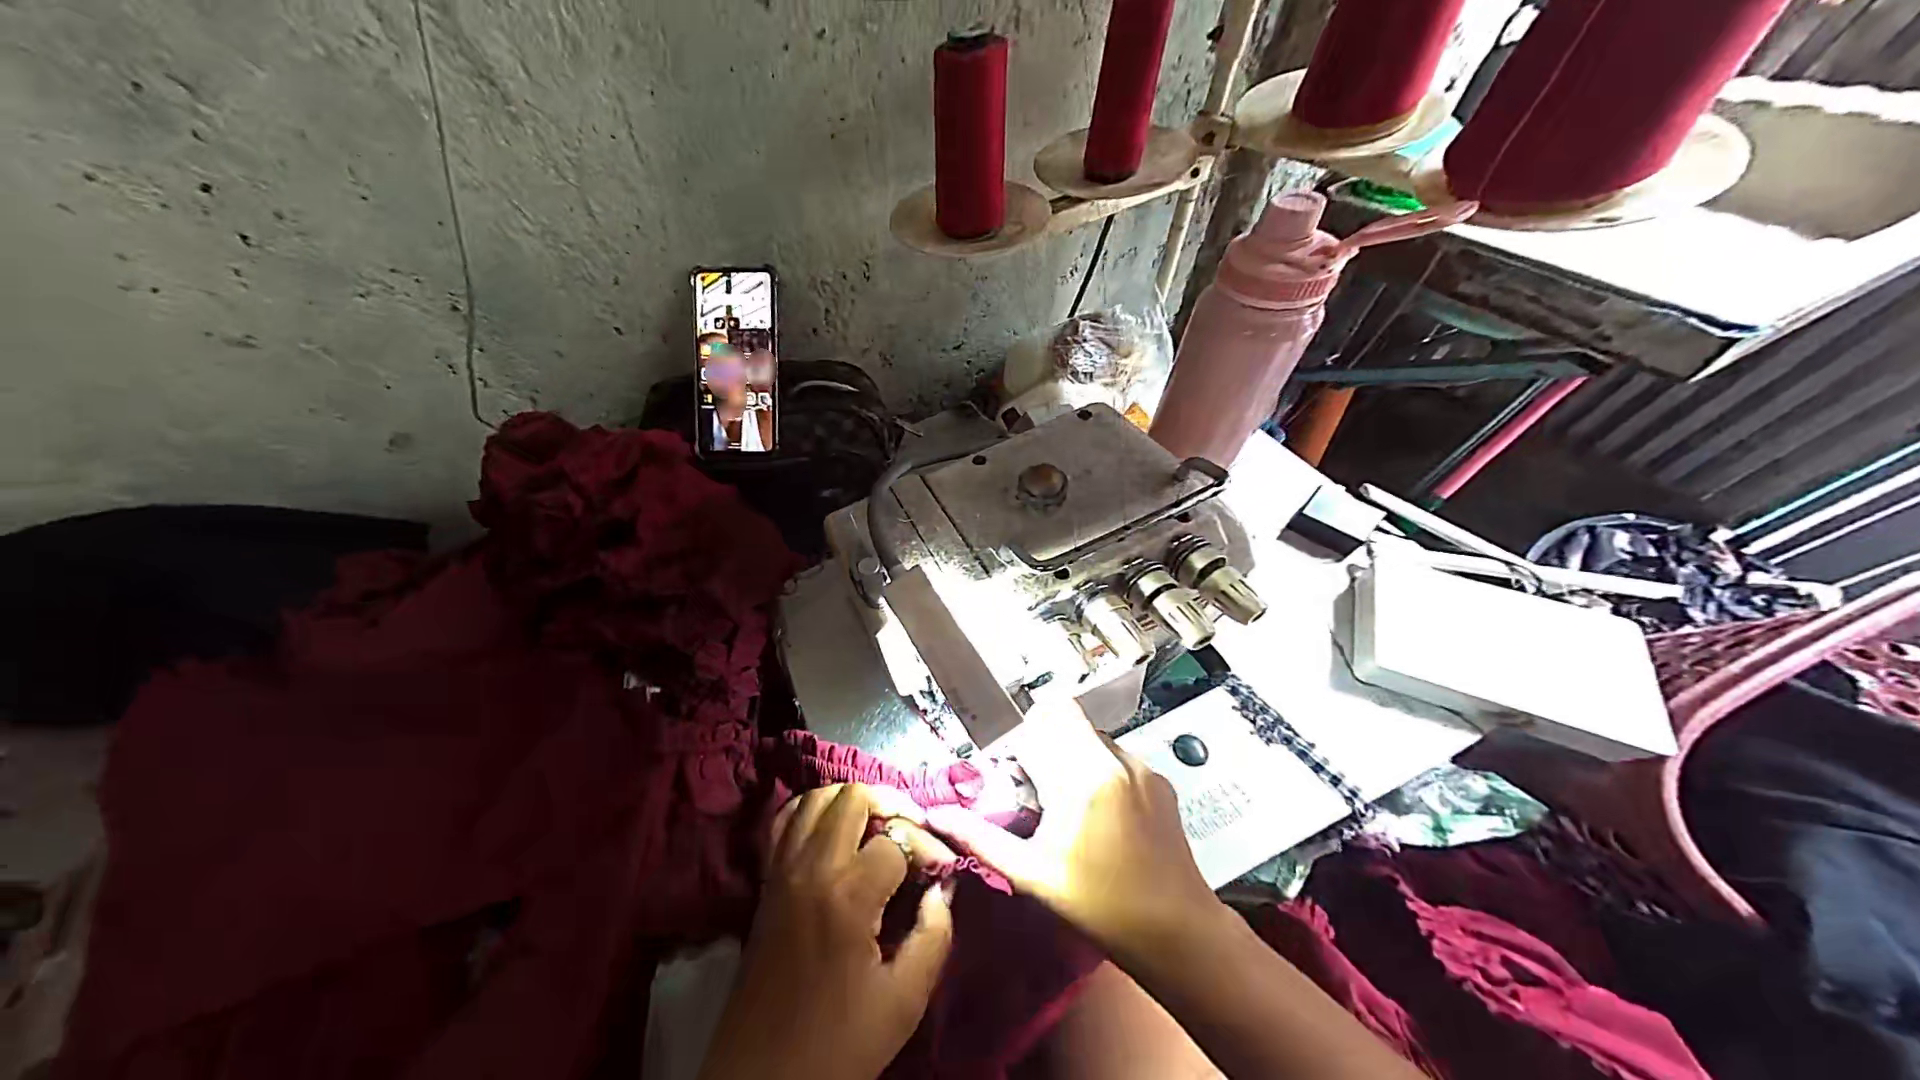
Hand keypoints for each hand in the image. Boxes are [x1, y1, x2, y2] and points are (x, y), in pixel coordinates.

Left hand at [699, 784, 956, 1079]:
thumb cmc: (838, 1044)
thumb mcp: (904, 1000)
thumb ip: (934, 934)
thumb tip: (943, 887)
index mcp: (847, 893)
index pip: (898, 837)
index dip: (927, 850)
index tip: (941, 876)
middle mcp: (810, 867)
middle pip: (853, 797)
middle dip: (893, 806)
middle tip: (914, 836)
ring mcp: (781, 870)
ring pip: (815, 797)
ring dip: (852, 803)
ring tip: (878, 829)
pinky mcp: (764, 882)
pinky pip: (784, 821)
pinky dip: (811, 812)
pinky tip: (833, 833)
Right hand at [927, 701, 1225, 967]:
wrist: (1176, 930)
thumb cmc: (1099, 905)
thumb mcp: (1032, 873)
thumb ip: (980, 838)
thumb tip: (936, 816)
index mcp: (1084, 775)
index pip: (1049, 715)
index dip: (1026, 735)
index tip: (1016, 768)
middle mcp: (1117, 759)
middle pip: (1069, 723)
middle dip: (1046, 746)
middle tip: (1036, 790)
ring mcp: (1144, 769)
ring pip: (1093, 739)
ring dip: (1072, 759)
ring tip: (1068, 809)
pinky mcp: (1161, 782)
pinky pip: (1117, 759)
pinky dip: (1099, 773)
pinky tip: (1098, 818)